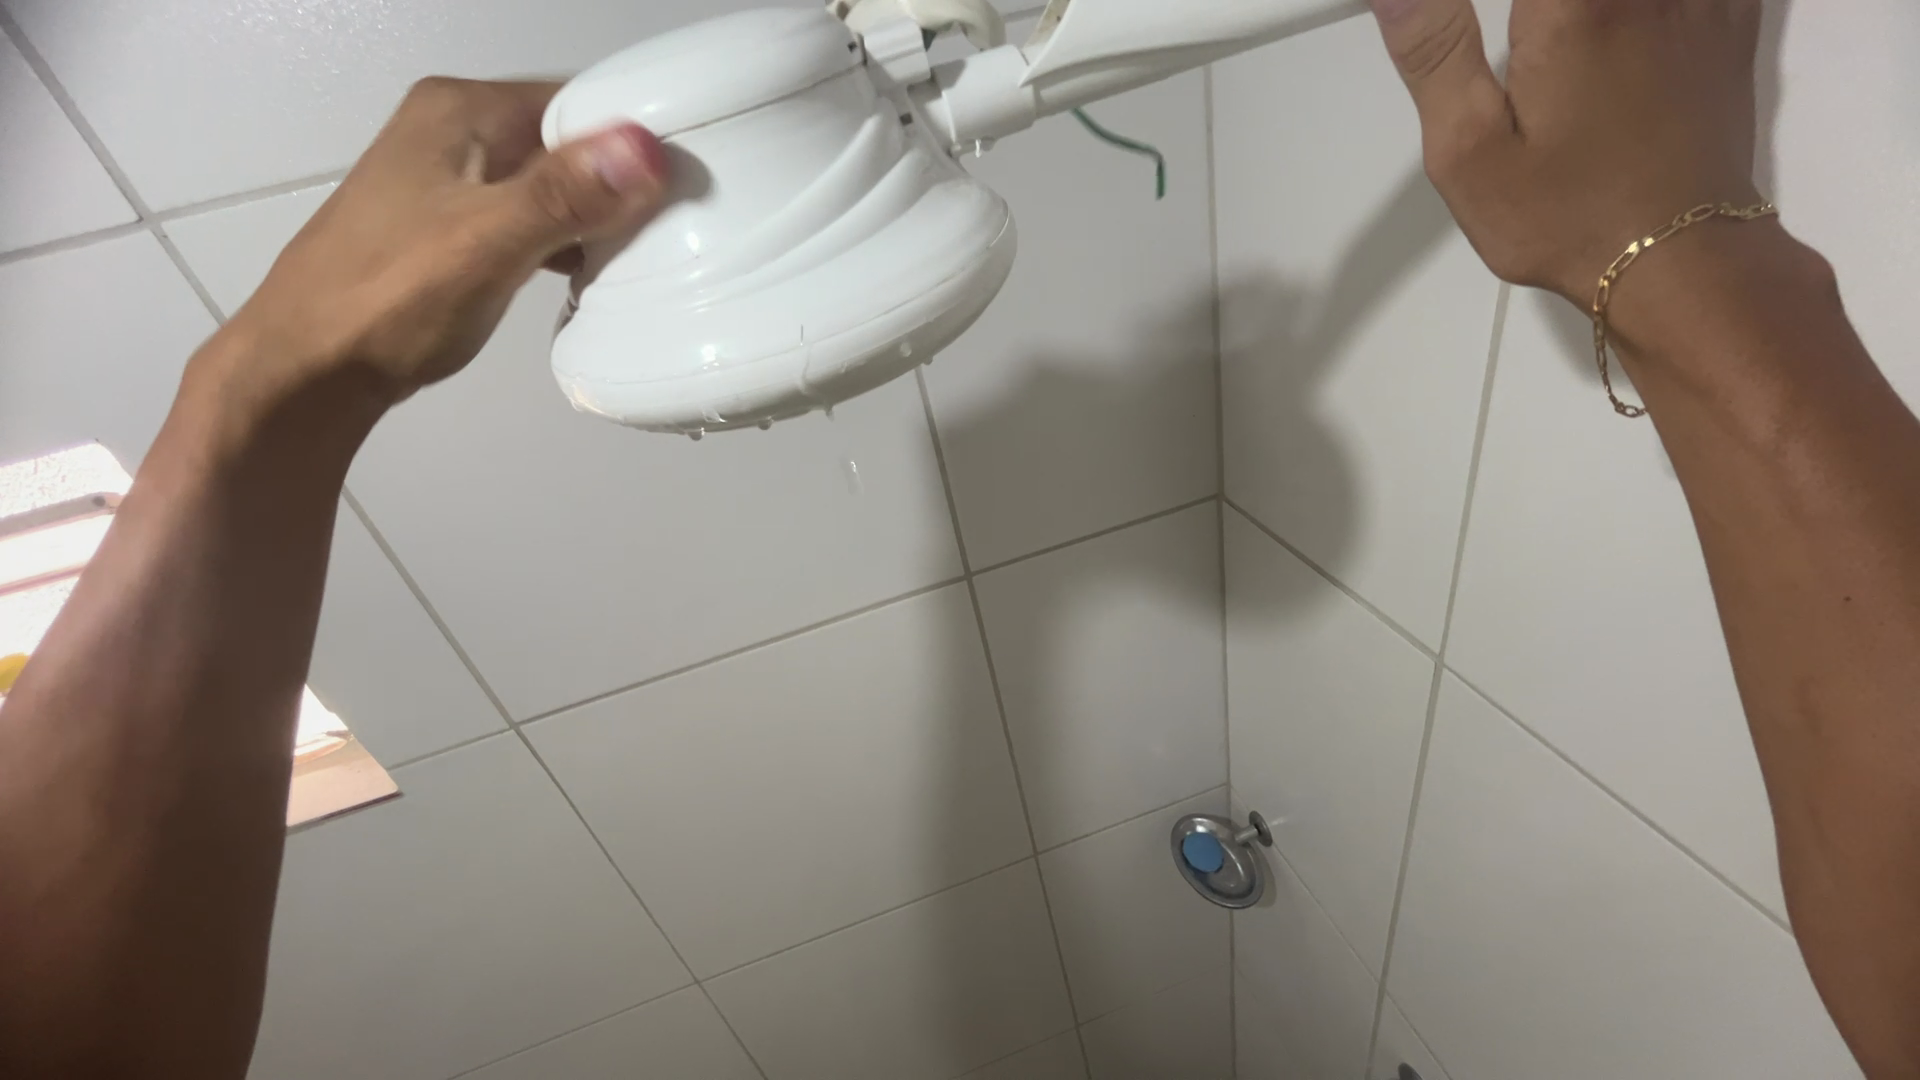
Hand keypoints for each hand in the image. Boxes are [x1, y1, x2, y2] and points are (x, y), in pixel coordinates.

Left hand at [214, 77, 669, 407]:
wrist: (317, 362)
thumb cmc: (394, 297)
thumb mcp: (488, 242)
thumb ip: (566, 196)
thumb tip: (648, 147)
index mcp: (463, 112)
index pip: (576, 101)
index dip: (638, 136)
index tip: (696, 179)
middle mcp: (463, 132)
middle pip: (571, 141)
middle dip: (629, 179)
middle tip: (687, 222)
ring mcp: (462, 181)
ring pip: (559, 183)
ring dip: (605, 213)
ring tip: (657, 248)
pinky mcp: (466, 226)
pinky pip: (541, 217)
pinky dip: (575, 239)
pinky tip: (599, 271)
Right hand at [1368, 0, 1766, 305]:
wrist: (1670, 255)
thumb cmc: (1555, 214)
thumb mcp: (1467, 150)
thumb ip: (1435, 54)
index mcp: (1574, 7)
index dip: (1464, 5)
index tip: (1436, 27)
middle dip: (1525, 15)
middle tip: (1509, 60)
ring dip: (1558, 18)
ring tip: (1538, 47)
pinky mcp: (1730, 16)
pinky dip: (1623, 14)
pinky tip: (1601, 33)